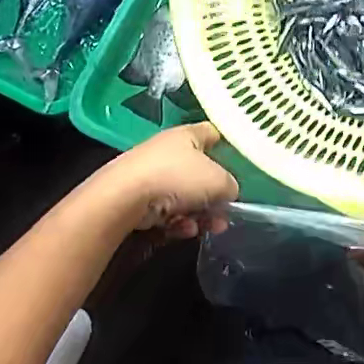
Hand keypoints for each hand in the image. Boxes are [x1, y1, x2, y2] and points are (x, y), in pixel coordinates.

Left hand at [89, 123, 239, 237]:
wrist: (124, 199)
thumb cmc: (177, 178)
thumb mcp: (219, 180)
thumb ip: (231, 185)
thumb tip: (228, 192)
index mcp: (187, 136)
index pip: (212, 133)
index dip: (227, 146)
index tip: (239, 163)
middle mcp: (168, 152)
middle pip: (201, 173)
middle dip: (215, 196)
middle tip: (225, 212)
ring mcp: (152, 175)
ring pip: (187, 197)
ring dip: (201, 214)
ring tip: (209, 227)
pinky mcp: (139, 198)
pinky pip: (168, 211)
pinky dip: (179, 222)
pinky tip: (184, 230)